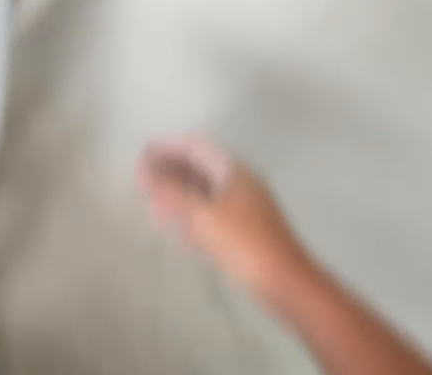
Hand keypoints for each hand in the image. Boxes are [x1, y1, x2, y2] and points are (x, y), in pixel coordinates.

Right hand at [140, 137, 318, 308]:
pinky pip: (209, 211)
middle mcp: (238, 182)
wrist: (288, 284)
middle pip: (197, 167)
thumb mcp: (202, 214)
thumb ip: (172, 192)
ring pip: (202, 191)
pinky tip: (173, 225)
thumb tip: (148, 173)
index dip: (166, 147)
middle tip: (143, 180)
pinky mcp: (244, 229)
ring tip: (152, 201)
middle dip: (169, 171)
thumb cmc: (244, 241)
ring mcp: (243, 207)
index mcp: (232, 170)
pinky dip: (189, 212)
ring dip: (176, 193)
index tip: (143, 154)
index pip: (193, 147)